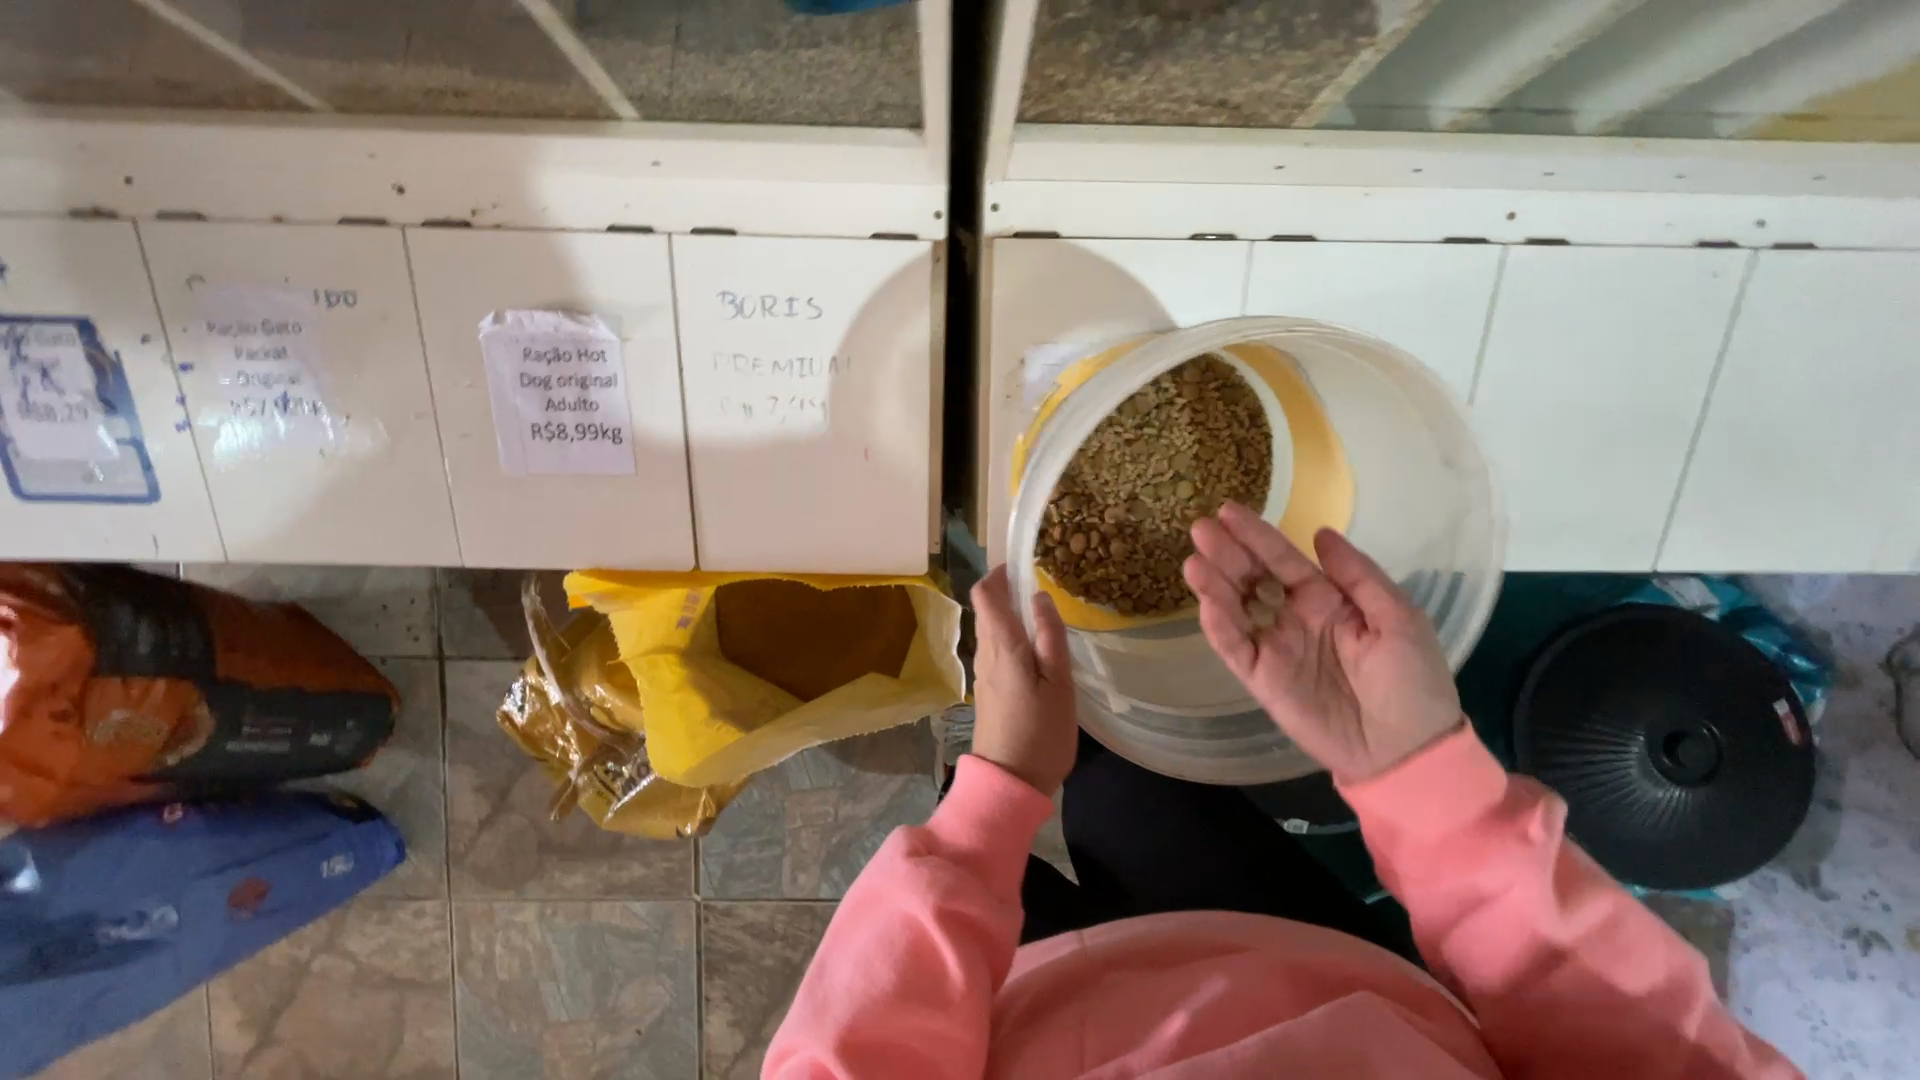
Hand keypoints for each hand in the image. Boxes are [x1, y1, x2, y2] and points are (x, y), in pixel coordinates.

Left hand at [969, 566, 1077, 795]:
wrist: (1010, 783)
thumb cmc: (1041, 733)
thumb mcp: (1059, 684)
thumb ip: (1049, 637)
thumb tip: (1039, 597)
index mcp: (1001, 646)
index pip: (985, 594)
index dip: (999, 573)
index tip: (1024, 566)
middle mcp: (985, 654)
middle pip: (987, 609)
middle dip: (1008, 591)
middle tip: (1044, 587)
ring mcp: (984, 674)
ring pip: (992, 630)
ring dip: (1012, 616)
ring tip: (1046, 617)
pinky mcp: (988, 691)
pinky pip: (997, 650)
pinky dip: (1013, 638)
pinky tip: (1037, 650)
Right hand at [1182, 502, 1463, 783]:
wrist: (1406, 749)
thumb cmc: (1412, 680)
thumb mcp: (1399, 618)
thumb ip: (1358, 575)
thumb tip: (1319, 533)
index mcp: (1326, 599)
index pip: (1283, 560)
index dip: (1257, 535)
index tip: (1227, 510)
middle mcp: (1293, 617)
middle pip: (1251, 578)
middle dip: (1226, 552)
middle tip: (1200, 528)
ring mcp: (1274, 647)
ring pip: (1234, 608)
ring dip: (1213, 584)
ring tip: (1194, 561)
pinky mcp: (1260, 678)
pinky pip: (1233, 647)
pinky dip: (1218, 625)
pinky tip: (1207, 602)